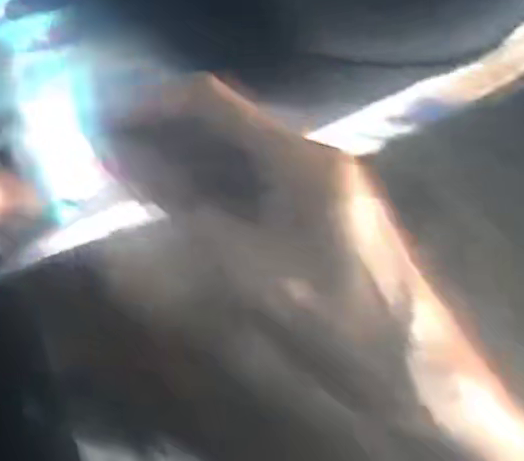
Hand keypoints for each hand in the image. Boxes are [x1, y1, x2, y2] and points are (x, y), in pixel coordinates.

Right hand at [56, 76, 523, 460]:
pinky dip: (187, 192)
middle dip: (146, 136)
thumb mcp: (231, 273)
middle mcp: (307, 164)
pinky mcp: (309, 227)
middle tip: (95, 156)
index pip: (203, 98)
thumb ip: (157, 215)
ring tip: (115, 182)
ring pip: (216, 157)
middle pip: (207, 125)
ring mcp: (313, 196)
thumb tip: (97, 177)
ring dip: (161, 164)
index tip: (95, 127)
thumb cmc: (330, 336)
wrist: (428, 424)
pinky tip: (157, 213)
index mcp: (299, 160)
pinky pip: (232, 189)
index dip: (141, 104)